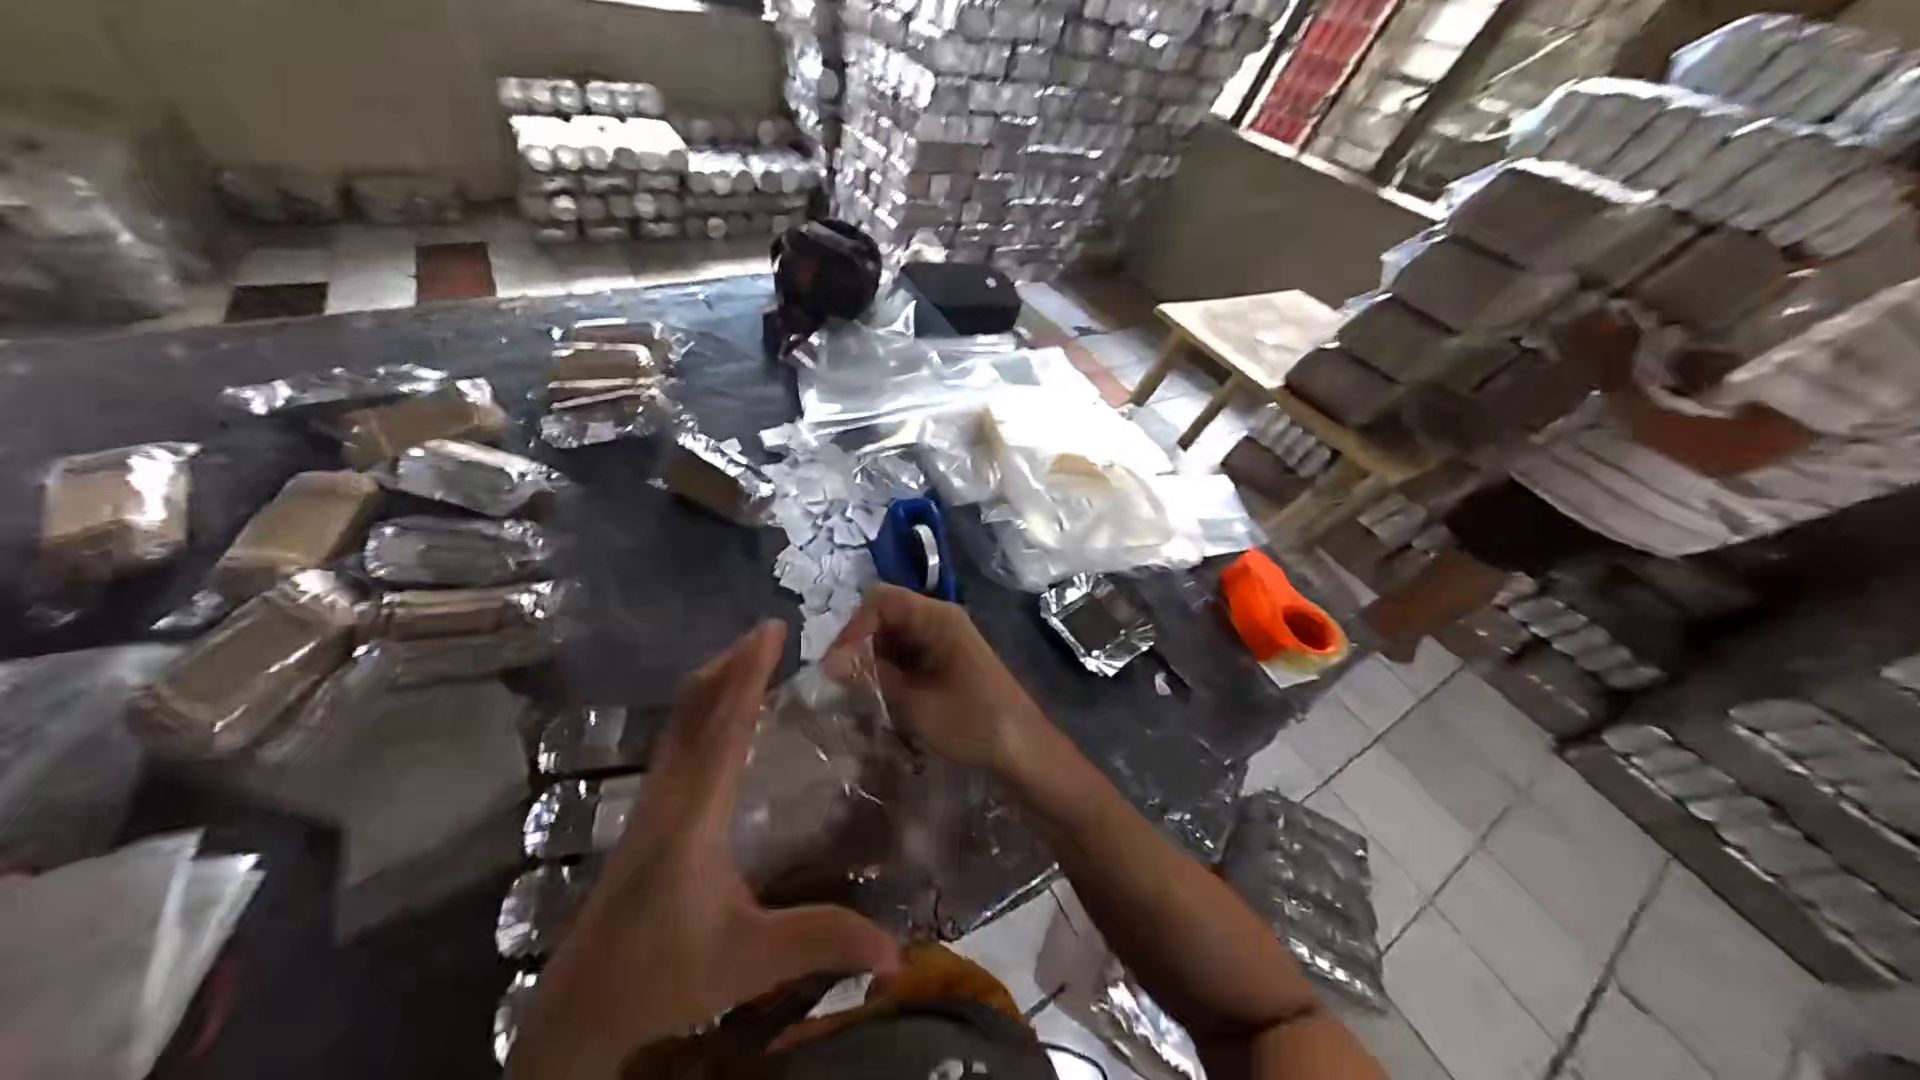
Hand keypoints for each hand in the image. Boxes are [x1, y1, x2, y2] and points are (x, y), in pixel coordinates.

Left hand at [509, 621, 901, 1079]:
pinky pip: (675, 745)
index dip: (748, 675)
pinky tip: (721, 727)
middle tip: (766, 635)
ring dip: (712, 686)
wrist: (579, 1014)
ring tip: (747, 664)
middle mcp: (667, 797)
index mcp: (693, 817)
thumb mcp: (750, 960)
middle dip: (728, 666)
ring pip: (677, 726)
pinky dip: (702, 715)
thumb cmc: (662, 978)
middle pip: (693, 711)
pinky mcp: (646, 821)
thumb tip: (900, 950)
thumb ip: (824, 941)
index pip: (725, 729)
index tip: (770, 631)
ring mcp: (650, 807)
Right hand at [826, 584, 1046, 772]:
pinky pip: (909, 655)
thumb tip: (828, 660)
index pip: (880, 601)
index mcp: (937, 617)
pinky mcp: (947, 661)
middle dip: (861, 645)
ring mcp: (945, 640)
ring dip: (875, 661)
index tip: (836, 666)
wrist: (1022, 750)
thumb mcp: (915, 702)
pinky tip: (883, 698)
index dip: (853, 628)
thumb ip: (871, 676)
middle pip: (886, 616)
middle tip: (843, 683)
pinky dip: (892, 672)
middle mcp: (940, 620)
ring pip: (895, 638)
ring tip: (860, 694)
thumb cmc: (972, 722)